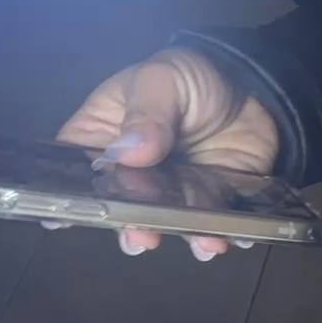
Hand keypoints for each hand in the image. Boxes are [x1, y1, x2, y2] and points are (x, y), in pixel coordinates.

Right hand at [56, 48, 278, 260]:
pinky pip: (227, 220)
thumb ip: (147, 115)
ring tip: (204, 244)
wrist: (248, 87)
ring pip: (183, 220)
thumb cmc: (189, 79)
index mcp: (108, 140)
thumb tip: (130, 152)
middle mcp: (143, 175)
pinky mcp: (224, 199)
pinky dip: (233, 231)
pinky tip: (239, 237)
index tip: (74, 217)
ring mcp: (185, 192)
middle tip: (144, 238)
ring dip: (191, 235)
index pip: (82, 170)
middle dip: (139, 226)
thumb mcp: (161, 80)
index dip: (76, 196)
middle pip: (134, 208)